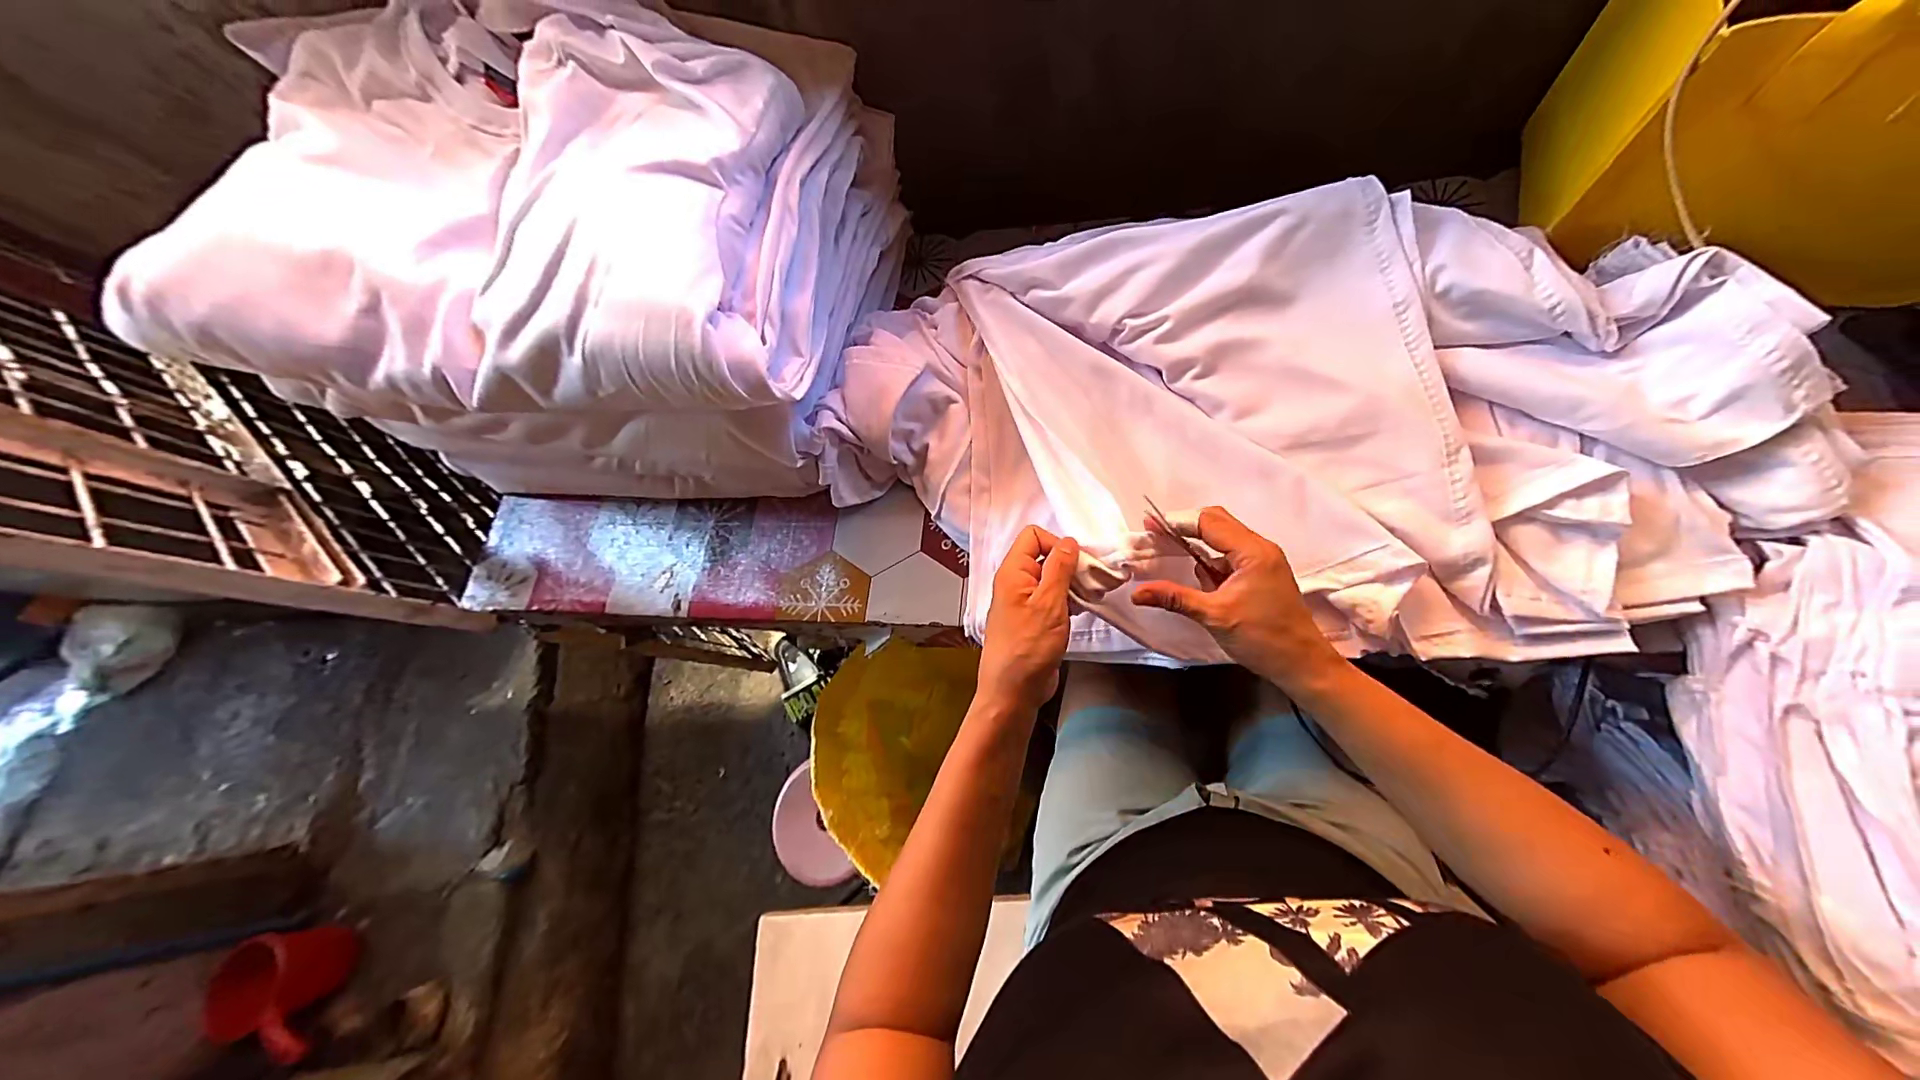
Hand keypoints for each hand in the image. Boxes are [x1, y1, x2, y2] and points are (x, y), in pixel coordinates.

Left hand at [977, 525, 1079, 713]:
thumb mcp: (1048, 604)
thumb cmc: (1026, 650)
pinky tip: (1083, 609)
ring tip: (1091, 596)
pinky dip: (1070, 600)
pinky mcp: (1036, 620)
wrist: (1014, 692)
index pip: (1033, 536)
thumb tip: (1067, 542)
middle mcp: (1016, 584)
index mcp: (1012, 573)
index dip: (1057, 543)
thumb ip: (1059, 569)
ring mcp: (1026, 602)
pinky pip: (1054, 599)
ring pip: (1053, 579)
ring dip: (1073, 584)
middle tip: (1092, 581)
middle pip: (1046, 556)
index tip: (1077, 563)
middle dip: (1071, 564)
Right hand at [1130, 506, 1345, 693]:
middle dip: (1186, 528)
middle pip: (1217, 523)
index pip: (1209, 522)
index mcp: (1253, 552)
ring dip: (1197, 546)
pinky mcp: (1261, 574)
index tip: (1150, 526)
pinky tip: (1197, 577)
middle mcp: (1260, 549)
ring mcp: (1262, 561)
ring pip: (1223, 540)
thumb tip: (1137, 593)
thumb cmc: (1263, 638)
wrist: (1301, 663)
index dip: (1177, 522)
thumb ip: (1174, 598)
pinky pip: (1229, 557)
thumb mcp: (1214, 616)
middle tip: (1156, 535)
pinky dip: (1210, 561)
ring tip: (1170, 555)